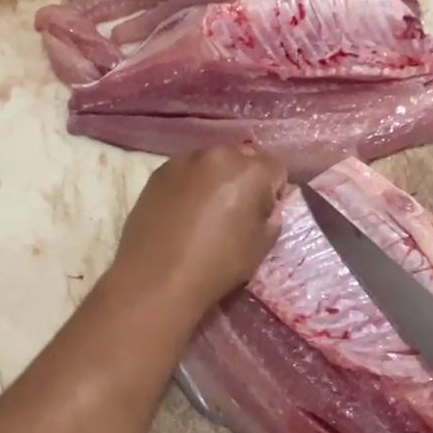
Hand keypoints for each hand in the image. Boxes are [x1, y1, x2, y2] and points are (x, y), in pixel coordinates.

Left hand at [109, 145, 287, 317]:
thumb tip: (266, 206)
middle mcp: (220, 154)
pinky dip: (191, 183)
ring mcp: (186, 159)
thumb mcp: (262, 245)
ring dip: (217, 177)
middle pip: (244, 157)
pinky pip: (187, 170)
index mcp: (252, 171)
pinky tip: (183, 210)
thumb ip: (273, 216)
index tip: (263, 212)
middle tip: (237, 209)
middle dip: (246, 177)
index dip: (274, 190)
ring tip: (206, 209)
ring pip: (213, 161)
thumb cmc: (218, 264)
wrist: (156, 278)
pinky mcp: (159, 171)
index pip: (276, 168)